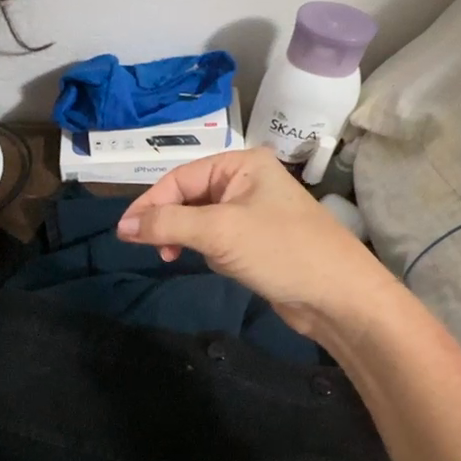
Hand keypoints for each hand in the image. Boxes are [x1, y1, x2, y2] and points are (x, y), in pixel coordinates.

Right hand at [116, 147, 391, 336]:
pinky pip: (216, 238)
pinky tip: (207, 263)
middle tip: (150, 248)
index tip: (124, 233)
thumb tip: (121, 226)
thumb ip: (166, 224)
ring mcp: (253, 212)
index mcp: (242, 165)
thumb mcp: (218, 232)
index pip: (180, 178)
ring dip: (183, 236)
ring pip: (199, 219)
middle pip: (188, 196)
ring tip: (172, 256)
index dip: (149, 204)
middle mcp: (247, 182)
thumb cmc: (280, 252)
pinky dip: (203, 249)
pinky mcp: (257, 241)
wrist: (338, 296)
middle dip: (166, 221)